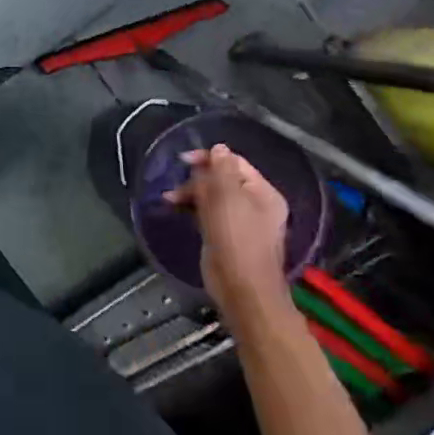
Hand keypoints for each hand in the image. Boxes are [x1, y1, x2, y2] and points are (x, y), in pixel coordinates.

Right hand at [165, 144, 289, 315]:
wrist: (240, 286)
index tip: (183, 160)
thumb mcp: (228, 198)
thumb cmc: (236, 238)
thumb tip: (219, 148)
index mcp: (262, 192)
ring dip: (190, 193)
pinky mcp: (224, 233)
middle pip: (221, 178)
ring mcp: (239, 220)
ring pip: (211, 195)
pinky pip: (207, 211)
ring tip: (170, 199)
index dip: (209, 158)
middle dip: (197, 179)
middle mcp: (254, 203)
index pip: (234, 163)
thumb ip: (222, 170)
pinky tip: (175, 208)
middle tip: (179, 188)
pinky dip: (192, 207)